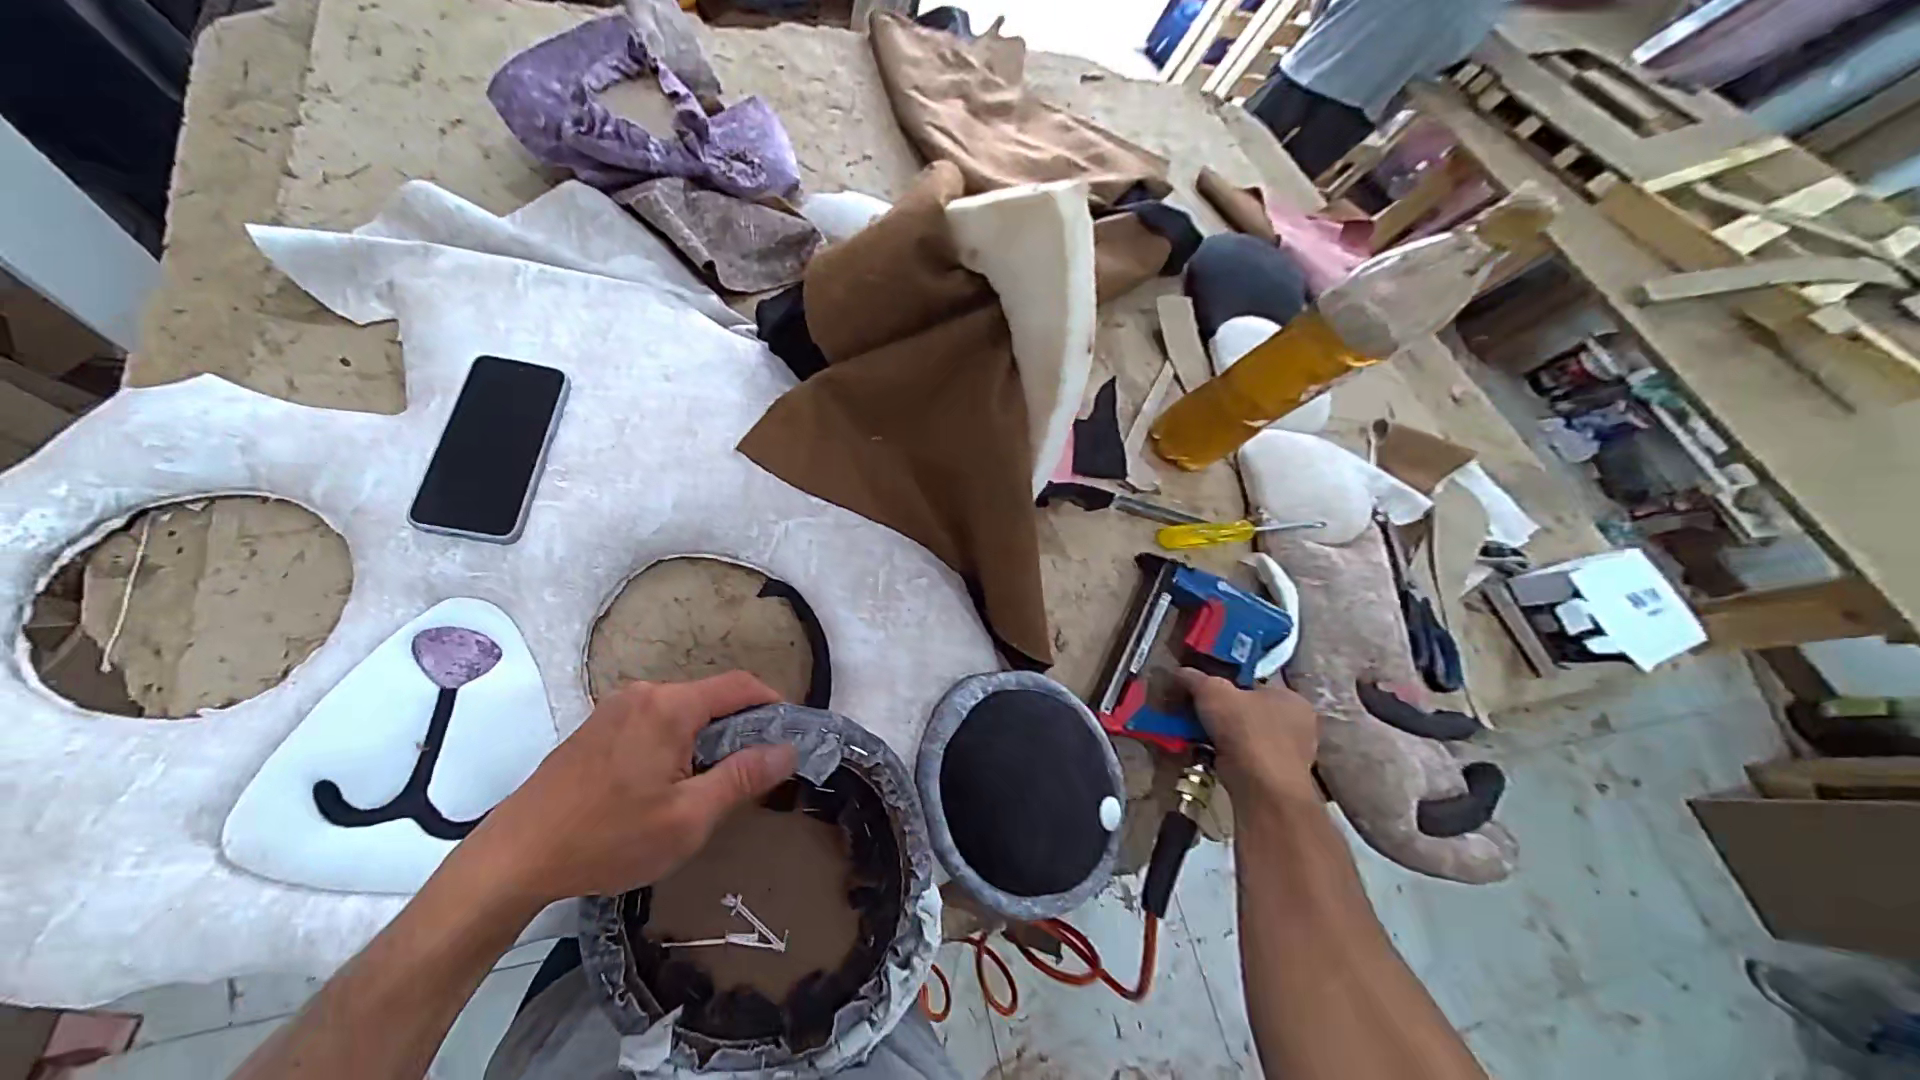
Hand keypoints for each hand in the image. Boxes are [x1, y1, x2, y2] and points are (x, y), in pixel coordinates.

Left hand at [462, 673, 798, 905]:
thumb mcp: (688, 817)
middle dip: (740, 726)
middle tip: (755, 769)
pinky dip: (677, 740)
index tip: (790, 734)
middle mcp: (643, 694)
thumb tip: (787, 750)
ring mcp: (614, 708)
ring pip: (682, 711)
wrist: (512, 859)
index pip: (741, 686)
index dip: (774, 704)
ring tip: (713, 781)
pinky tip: (669, 782)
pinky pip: (653, 721)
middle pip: (711, 697)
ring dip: (707, 736)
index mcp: (670, 706)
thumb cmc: (607, 838)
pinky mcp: (596, 728)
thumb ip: (743, 777)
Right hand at [1176, 669, 1319, 804]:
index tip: (1205, 692)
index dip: (1228, 685)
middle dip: (1224, 713)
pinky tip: (1208, 755)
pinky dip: (1228, 756)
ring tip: (1197, 734)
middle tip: (1198, 713)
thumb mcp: (1212, 692)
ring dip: (1224, 736)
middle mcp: (1298, 724)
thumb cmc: (1244, 729)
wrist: (1261, 786)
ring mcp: (1291, 754)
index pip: (1256, 684)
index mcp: (1290, 698)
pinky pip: (1246, 758)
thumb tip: (1179, 671)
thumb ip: (1195, 678)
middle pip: (1250, 711)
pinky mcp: (1278, 778)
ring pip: (1247, 736)